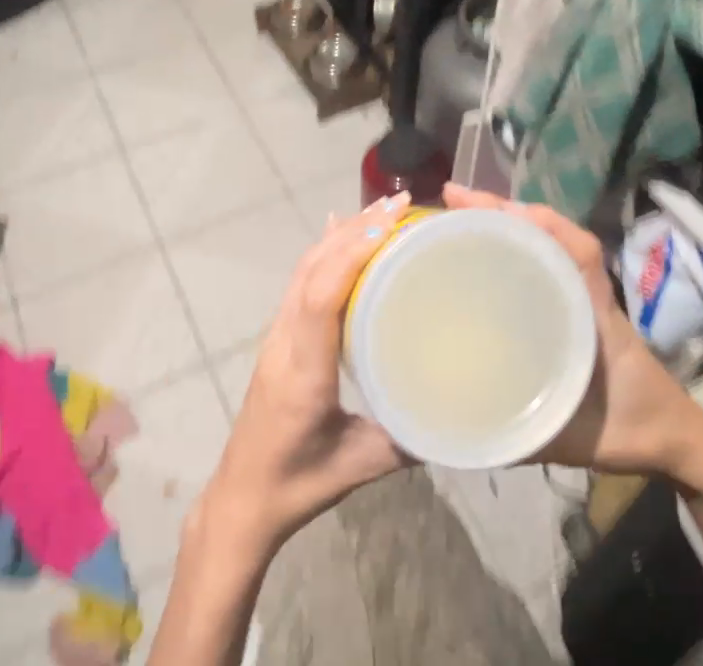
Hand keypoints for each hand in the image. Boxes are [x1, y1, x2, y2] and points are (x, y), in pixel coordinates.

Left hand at [198, 193, 416, 554]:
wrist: (241, 499)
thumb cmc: (298, 484)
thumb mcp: (361, 466)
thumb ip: (408, 439)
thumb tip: (461, 410)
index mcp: (303, 372)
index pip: (320, 298)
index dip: (352, 254)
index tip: (391, 223)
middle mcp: (284, 342)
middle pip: (311, 270)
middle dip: (355, 230)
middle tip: (403, 202)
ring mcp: (276, 338)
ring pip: (303, 270)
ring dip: (341, 235)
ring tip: (384, 209)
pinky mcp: (277, 339)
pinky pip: (300, 283)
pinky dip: (326, 252)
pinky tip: (342, 233)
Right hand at [443, 183, 702, 477]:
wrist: (672, 441)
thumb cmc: (629, 433)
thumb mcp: (571, 441)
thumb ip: (518, 439)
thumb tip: (449, 435)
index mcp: (594, 315)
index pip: (576, 250)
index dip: (534, 220)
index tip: (481, 205)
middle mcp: (588, 297)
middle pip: (551, 237)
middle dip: (501, 212)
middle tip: (451, 200)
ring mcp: (584, 302)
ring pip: (548, 250)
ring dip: (509, 227)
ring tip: (460, 217)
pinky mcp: (579, 315)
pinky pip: (548, 274)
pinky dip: (520, 255)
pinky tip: (485, 259)